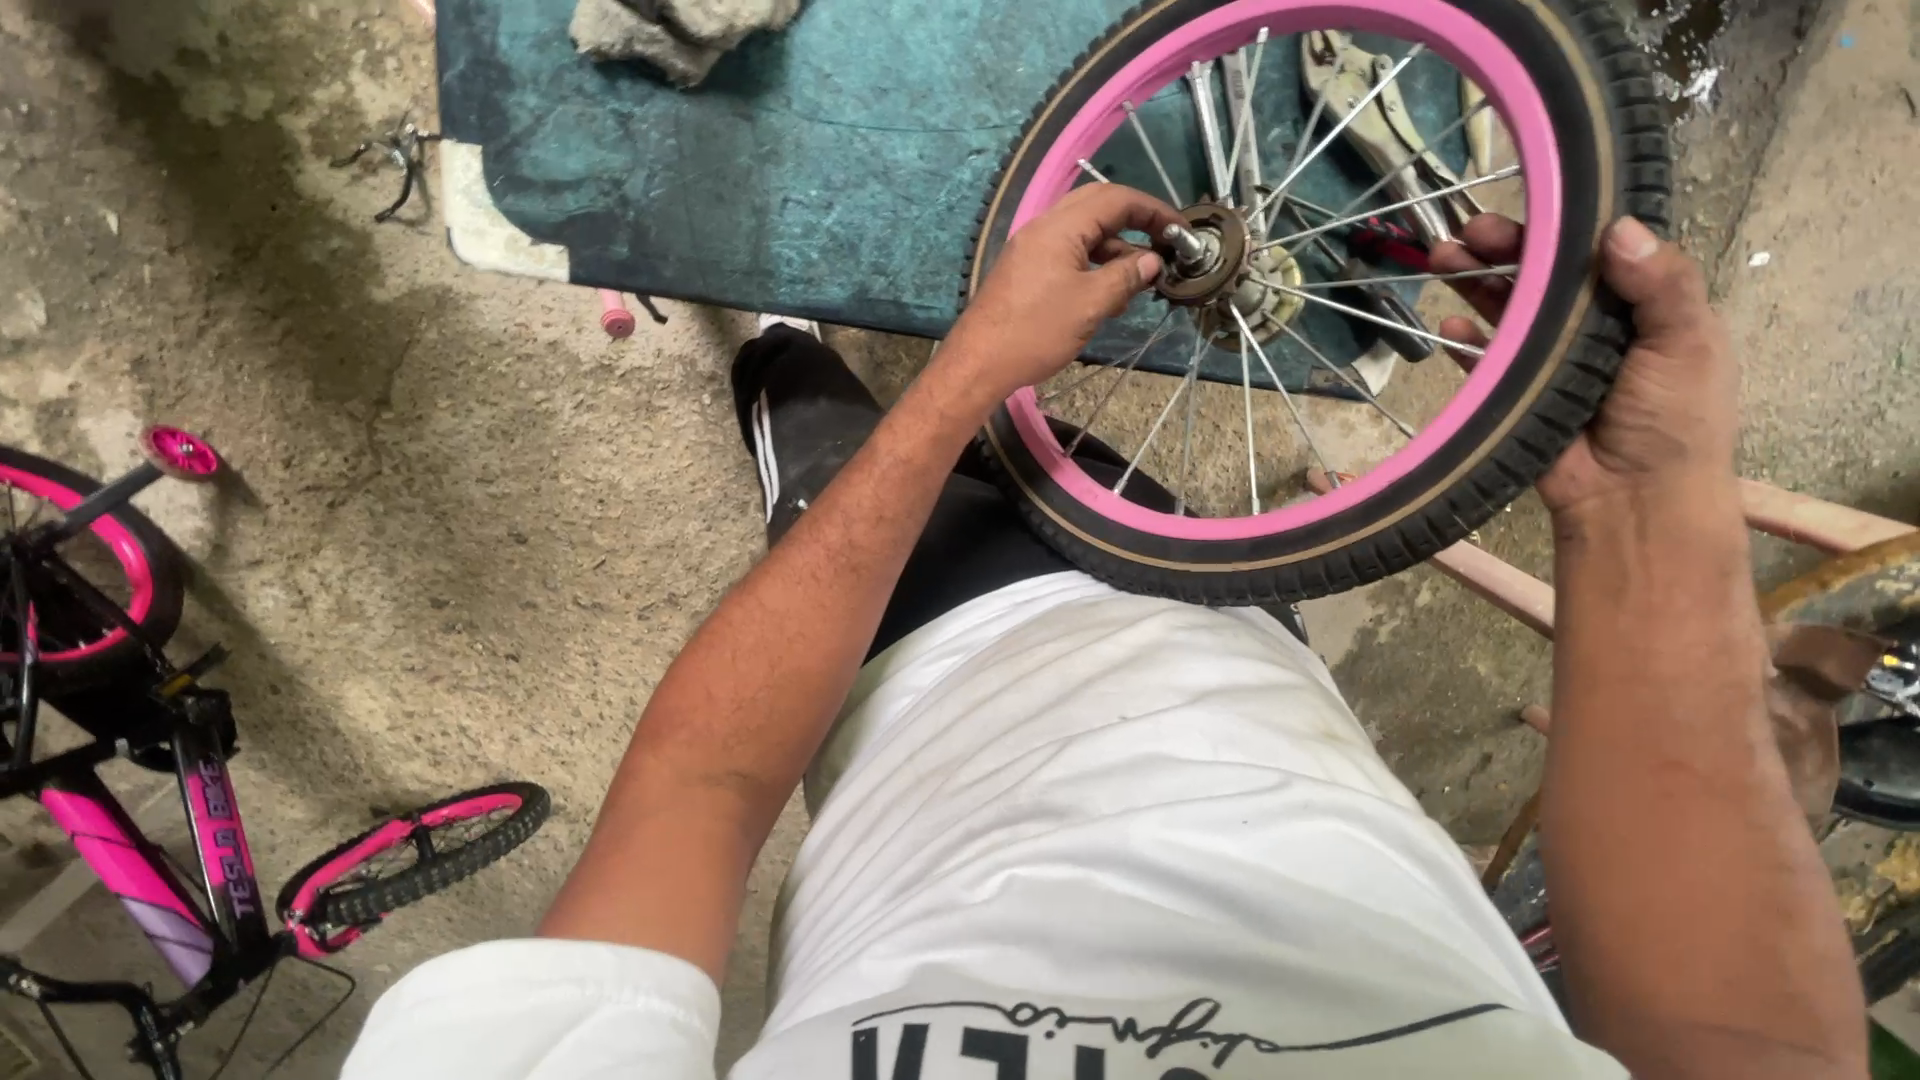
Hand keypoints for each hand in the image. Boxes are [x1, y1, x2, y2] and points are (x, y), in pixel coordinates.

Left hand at [940, 183, 1182, 402]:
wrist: (979, 363)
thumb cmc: (1036, 332)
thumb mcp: (1090, 305)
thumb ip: (1125, 278)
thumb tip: (1152, 262)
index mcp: (1060, 227)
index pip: (1116, 199)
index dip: (1153, 210)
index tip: (1180, 231)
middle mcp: (1043, 228)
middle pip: (1097, 208)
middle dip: (1134, 224)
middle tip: (1161, 247)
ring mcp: (1031, 249)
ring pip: (1081, 235)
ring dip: (1113, 251)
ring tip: (1137, 283)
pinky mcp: (1024, 272)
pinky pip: (1066, 256)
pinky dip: (1091, 267)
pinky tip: (1106, 295)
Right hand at [1430, 214, 1736, 516]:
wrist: (1633, 495)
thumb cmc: (1674, 417)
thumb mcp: (1688, 341)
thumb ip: (1661, 284)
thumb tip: (1617, 227)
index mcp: (1637, 305)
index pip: (1591, 253)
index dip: (1557, 228)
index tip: (1524, 206)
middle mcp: (1589, 326)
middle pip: (1538, 277)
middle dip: (1500, 250)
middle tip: (1463, 234)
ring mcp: (1546, 361)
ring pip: (1503, 310)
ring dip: (1472, 284)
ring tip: (1440, 262)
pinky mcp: (1512, 393)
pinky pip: (1481, 360)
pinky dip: (1463, 342)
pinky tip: (1448, 325)